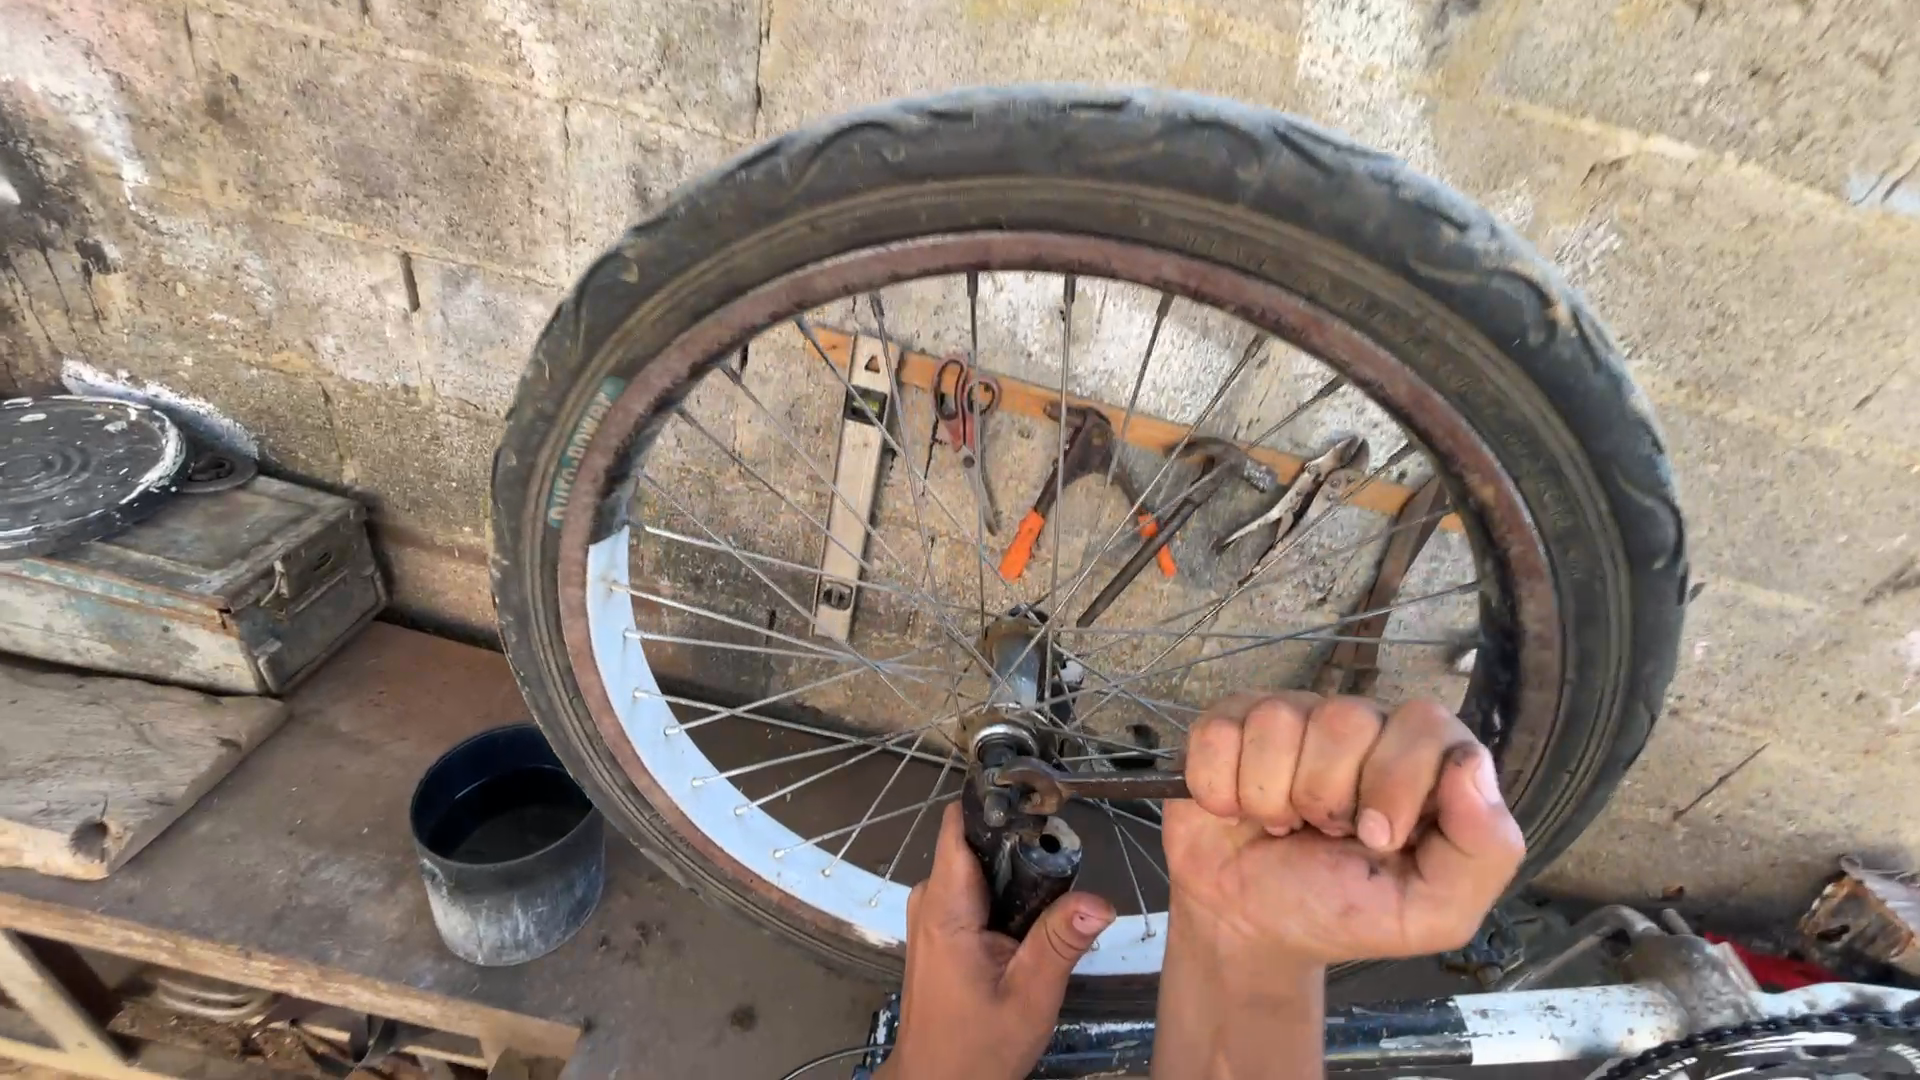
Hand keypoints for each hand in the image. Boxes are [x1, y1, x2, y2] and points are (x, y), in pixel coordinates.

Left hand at [877, 803, 1115, 1079]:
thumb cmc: (976, 1049)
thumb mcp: (1029, 997)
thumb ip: (1059, 943)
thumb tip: (1099, 902)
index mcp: (945, 904)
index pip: (959, 824)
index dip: (994, 805)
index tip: (1036, 803)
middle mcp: (930, 897)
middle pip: (974, 842)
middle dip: (1016, 844)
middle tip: (1060, 860)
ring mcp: (930, 911)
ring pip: (976, 865)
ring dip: (1011, 872)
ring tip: (1050, 892)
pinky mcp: (938, 927)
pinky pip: (971, 889)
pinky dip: (1000, 894)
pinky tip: (1027, 917)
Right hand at [1165, 692, 1524, 966]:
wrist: (1244, 922)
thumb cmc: (1337, 910)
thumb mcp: (1430, 911)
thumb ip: (1483, 849)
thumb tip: (1471, 764)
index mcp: (1413, 760)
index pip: (1425, 723)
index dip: (1397, 777)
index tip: (1375, 837)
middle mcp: (1351, 726)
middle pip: (1344, 716)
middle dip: (1326, 794)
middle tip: (1321, 832)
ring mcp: (1282, 717)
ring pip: (1276, 720)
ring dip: (1269, 797)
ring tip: (1278, 825)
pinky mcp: (1222, 724)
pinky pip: (1217, 733)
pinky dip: (1220, 788)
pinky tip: (1233, 810)